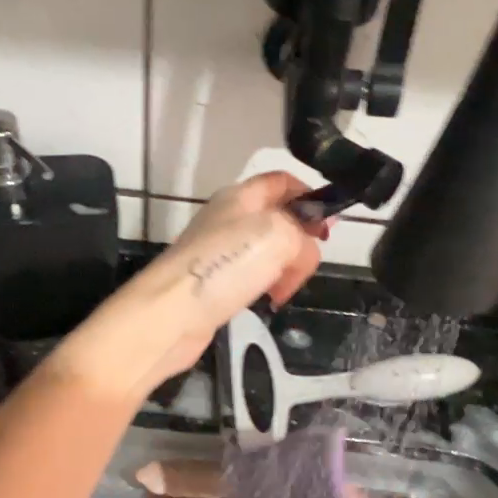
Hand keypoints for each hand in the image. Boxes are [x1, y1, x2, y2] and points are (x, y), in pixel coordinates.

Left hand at [51, 172, 324, 396]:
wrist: (169, 315)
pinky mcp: (214, 285)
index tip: (328, 227)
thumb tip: (301, 256)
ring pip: (268, 254)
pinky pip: (252, 279)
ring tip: (283, 289)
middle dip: (301, 242)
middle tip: (305, 265)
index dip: (310, 197)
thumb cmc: (223, 267)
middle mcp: (228, 220)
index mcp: (240, 197)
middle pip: (279, 220)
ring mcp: (219, 254)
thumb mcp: (278, 236)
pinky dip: (266, 290)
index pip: (283, 182)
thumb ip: (303, 238)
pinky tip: (267, 302)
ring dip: (285, 270)